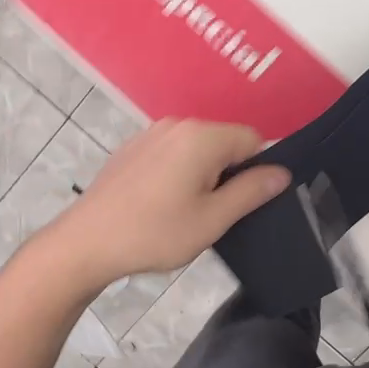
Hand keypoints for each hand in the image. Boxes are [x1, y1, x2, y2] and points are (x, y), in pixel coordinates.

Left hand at [39, 118, 291, 287]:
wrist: (86, 242)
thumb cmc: (154, 233)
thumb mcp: (212, 219)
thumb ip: (251, 192)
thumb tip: (282, 172)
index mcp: (202, 137)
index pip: (253, 140)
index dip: (257, 171)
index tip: (245, 204)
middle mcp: (177, 125)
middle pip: (224, 141)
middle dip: (229, 173)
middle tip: (217, 214)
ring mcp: (150, 134)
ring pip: (197, 149)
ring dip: (203, 175)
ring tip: (188, 213)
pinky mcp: (132, 149)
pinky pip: (171, 154)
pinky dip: (178, 174)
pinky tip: (162, 206)